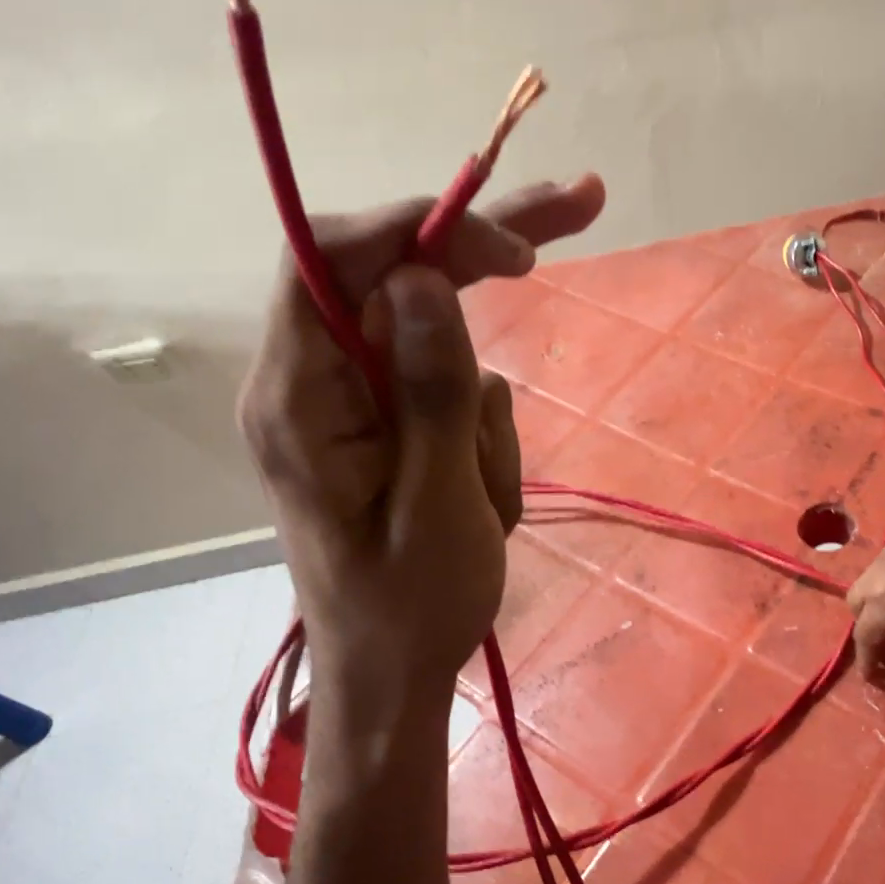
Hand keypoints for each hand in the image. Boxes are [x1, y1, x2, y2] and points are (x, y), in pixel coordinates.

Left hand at [239, 176, 605, 702]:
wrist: (392, 680)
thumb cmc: (411, 612)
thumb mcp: (438, 508)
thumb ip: (431, 393)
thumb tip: (425, 277)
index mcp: (297, 399)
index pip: (334, 258)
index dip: (421, 229)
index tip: (514, 250)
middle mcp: (313, 382)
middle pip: (395, 273)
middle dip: (483, 248)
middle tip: (586, 202)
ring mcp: (353, 403)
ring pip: (439, 342)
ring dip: (485, 412)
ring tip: (488, 504)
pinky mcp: (387, 425)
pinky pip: (452, 390)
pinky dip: (485, 436)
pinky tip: (483, 502)